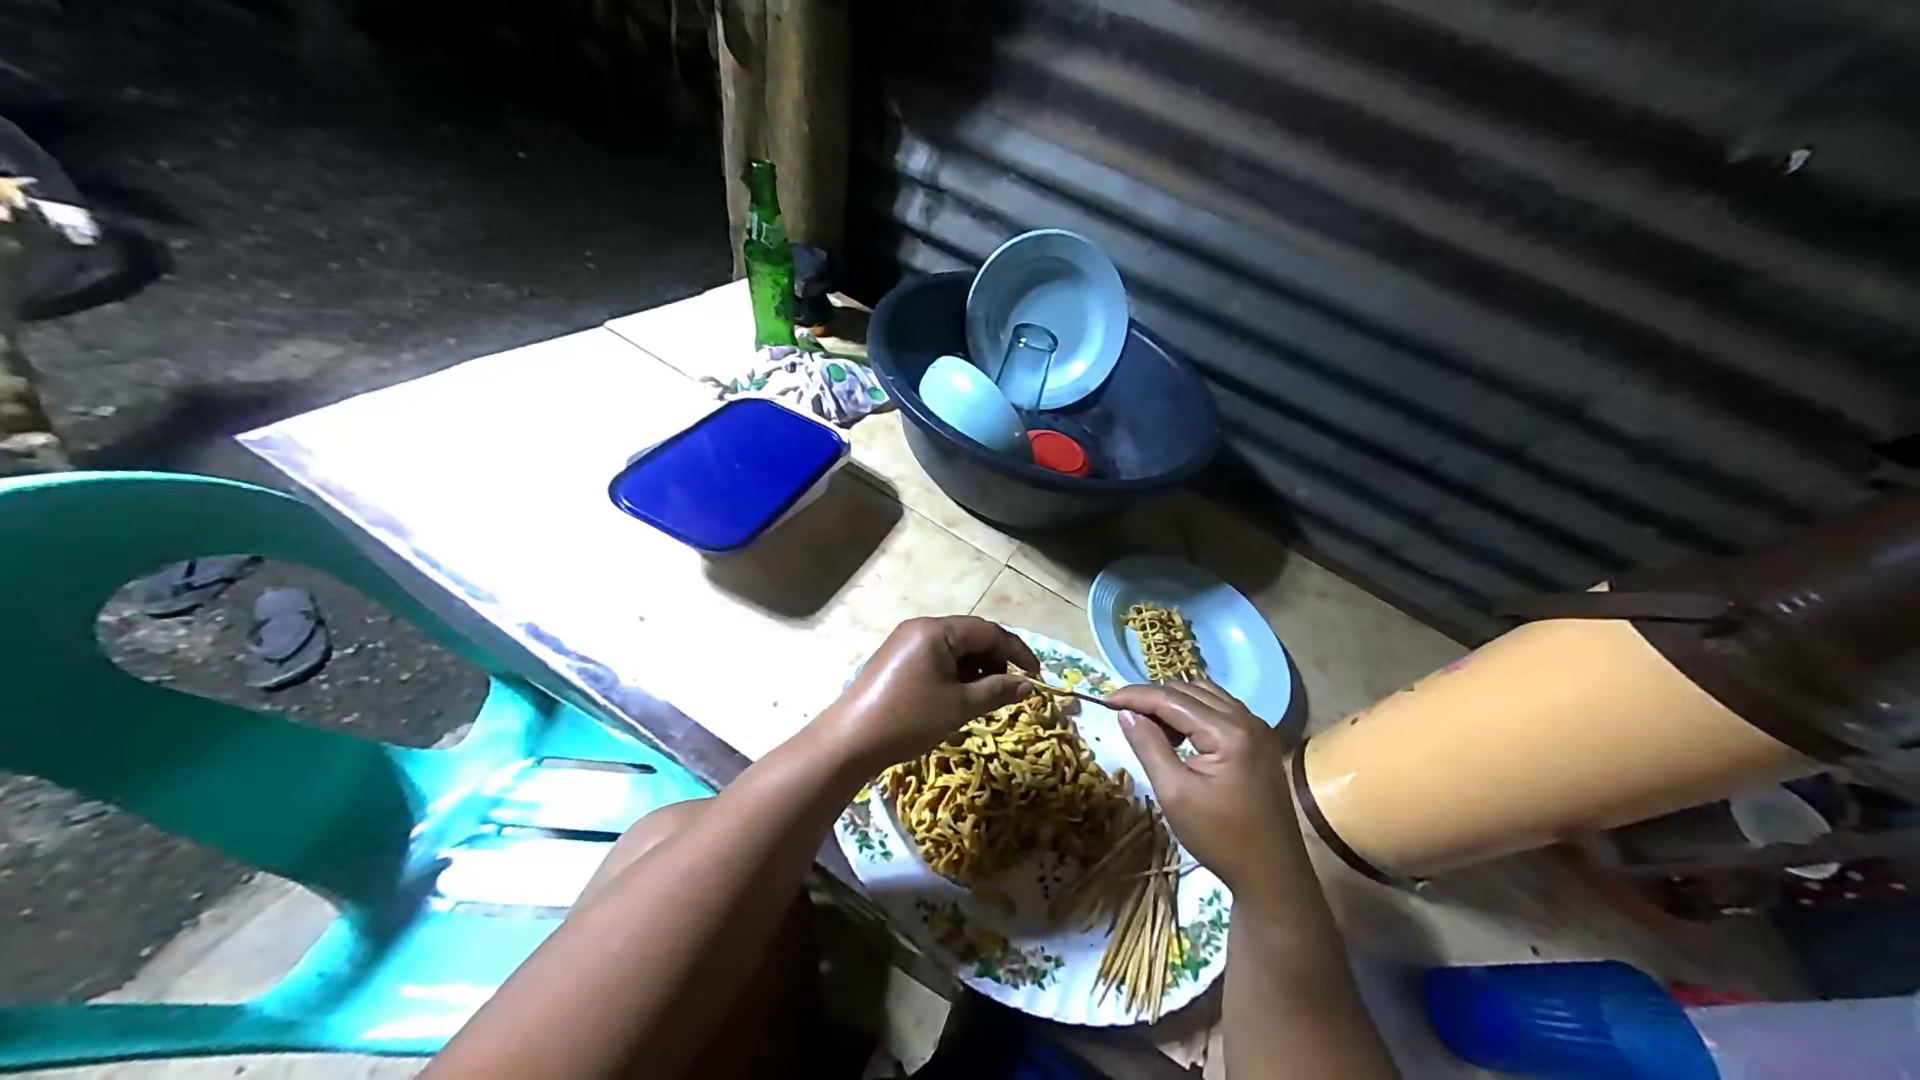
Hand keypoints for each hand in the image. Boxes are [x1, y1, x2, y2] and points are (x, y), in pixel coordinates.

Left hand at [824, 616, 1039, 770]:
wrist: (850, 741)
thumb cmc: (909, 719)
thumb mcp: (959, 707)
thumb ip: (997, 690)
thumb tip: (1028, 685)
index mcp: (936, 631)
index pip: (988, 631)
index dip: (1016, 651)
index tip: (1036, 676)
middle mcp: (920, 628)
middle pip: (970, 635)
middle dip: (996, 659)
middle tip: (1012, 688)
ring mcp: (905, 642)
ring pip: (953, 648)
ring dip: (976, 667)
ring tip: (988, 696)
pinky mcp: (896, 659)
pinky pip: (936, 657)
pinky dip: (955, 672)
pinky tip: (961, 696)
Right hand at [1107, 680, 1305, 904]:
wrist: (1273, 875)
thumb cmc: (1220, 838)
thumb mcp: (1175, 793)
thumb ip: (1148, 746)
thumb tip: (1125, 713)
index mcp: (1228, 732)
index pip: (1171, 698)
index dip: (1135, 695)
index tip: (1105, 700)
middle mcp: (1247, 719)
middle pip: (1188, 690)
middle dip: (1153, 698)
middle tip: (1126, 718)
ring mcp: (1258, 728)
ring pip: (1205, 695)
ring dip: (1174, 702)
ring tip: (1150, 726)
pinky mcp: (1260, 740)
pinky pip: (1220, 709)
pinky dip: (1193, 712)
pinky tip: (1178, 734)